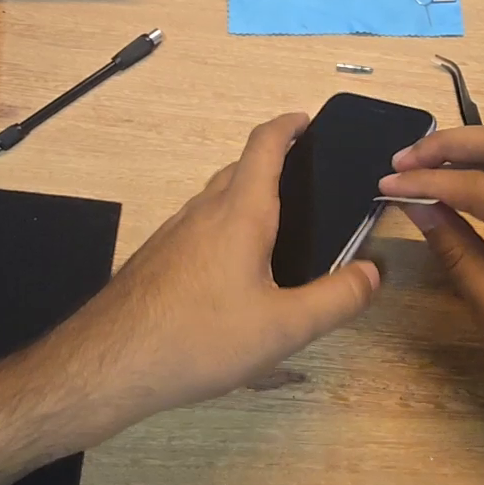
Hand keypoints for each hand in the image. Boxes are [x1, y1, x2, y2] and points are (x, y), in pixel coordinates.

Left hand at [42, 113, 379, 434]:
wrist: (109, 363)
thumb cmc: (201, 337)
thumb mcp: (284, 327)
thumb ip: (337, 299)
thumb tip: (374, 272)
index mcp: (239, 213)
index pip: (263, 145)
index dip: (288, 125)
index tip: (307, 121)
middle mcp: (203, 211)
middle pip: (240, 169)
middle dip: (273, 165)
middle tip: (307, 187)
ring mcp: (174, 233)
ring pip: (217, 200)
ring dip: (247, 199)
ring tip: (279, 233)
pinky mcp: (157, 259)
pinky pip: (199, 227)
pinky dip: (225, 229)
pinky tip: (234, 275)